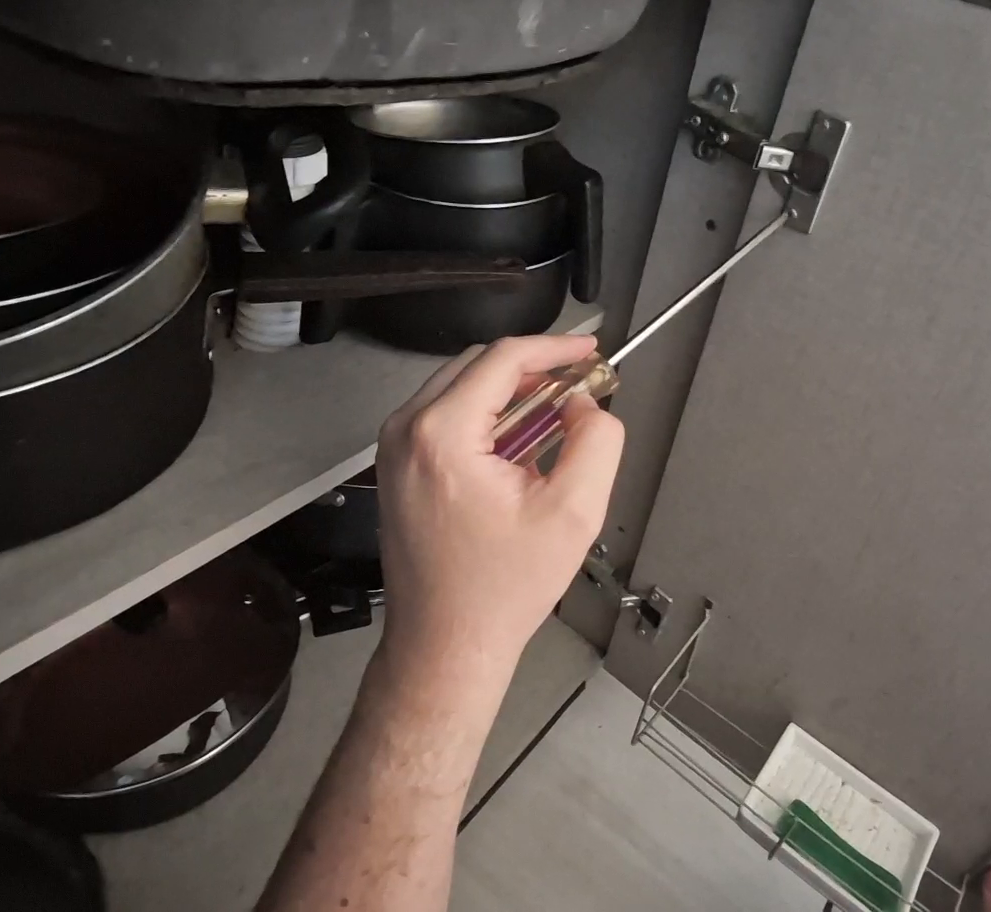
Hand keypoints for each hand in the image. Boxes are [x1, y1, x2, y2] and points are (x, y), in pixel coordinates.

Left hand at [374, 335, 624, 669]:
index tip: (589, 352)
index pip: (503, 358)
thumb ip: (596, 441)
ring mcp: (394, 449)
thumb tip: (584, 405)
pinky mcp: (397, 467)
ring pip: (460, 386)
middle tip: (579, 385)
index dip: (555, 347)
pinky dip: (487, 414)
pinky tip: (521, 441)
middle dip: (535, 368)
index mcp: (441, 434)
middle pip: (478, 365)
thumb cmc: (501, 588)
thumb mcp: (573, 513)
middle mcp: (406, 431)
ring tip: (557, 413)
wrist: (446, 643)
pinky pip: (445, 415)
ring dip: (511, 391)